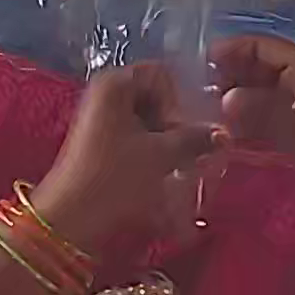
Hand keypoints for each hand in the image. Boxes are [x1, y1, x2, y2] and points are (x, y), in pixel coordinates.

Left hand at [33, 62, 219, 249]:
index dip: (178, 100)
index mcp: (114, 83)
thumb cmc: (115, 178)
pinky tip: (161, 172)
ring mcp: (100, 117)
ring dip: (166, 140)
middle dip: (175, 123)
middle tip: (186, 152)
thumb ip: (194, 139)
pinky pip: (134, 135)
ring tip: (177, 166)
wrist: (71, 219)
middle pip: (155, 96)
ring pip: (147, 118)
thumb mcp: (160, 155)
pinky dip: (151, 149)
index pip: (162, 75)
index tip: (182, 132)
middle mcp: (105, 93)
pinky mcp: (99, 141)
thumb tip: (223, 133)